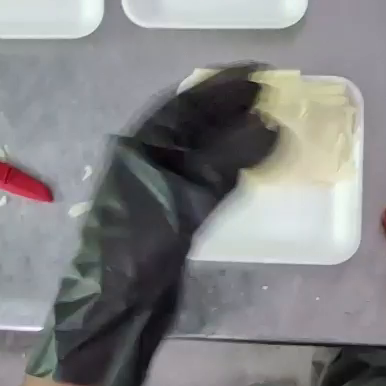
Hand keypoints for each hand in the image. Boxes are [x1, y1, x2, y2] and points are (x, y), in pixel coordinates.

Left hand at [25, 65, 277, 385]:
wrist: (112, 311)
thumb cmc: (136, 252)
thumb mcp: (180, 202)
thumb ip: (225, 162)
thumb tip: (270, 125)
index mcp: (139, 149)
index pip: (186, 103)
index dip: (222, 86)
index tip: (259, 74)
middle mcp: (147, 162)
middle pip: (194, 122)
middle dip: (231, 106)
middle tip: (272, 95)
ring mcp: (159, 189)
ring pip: (202, 149)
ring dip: (234, 134)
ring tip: (269, 122)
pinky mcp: (172, 216)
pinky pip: (207, 178)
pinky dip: (232, 166)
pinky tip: (251, 164)